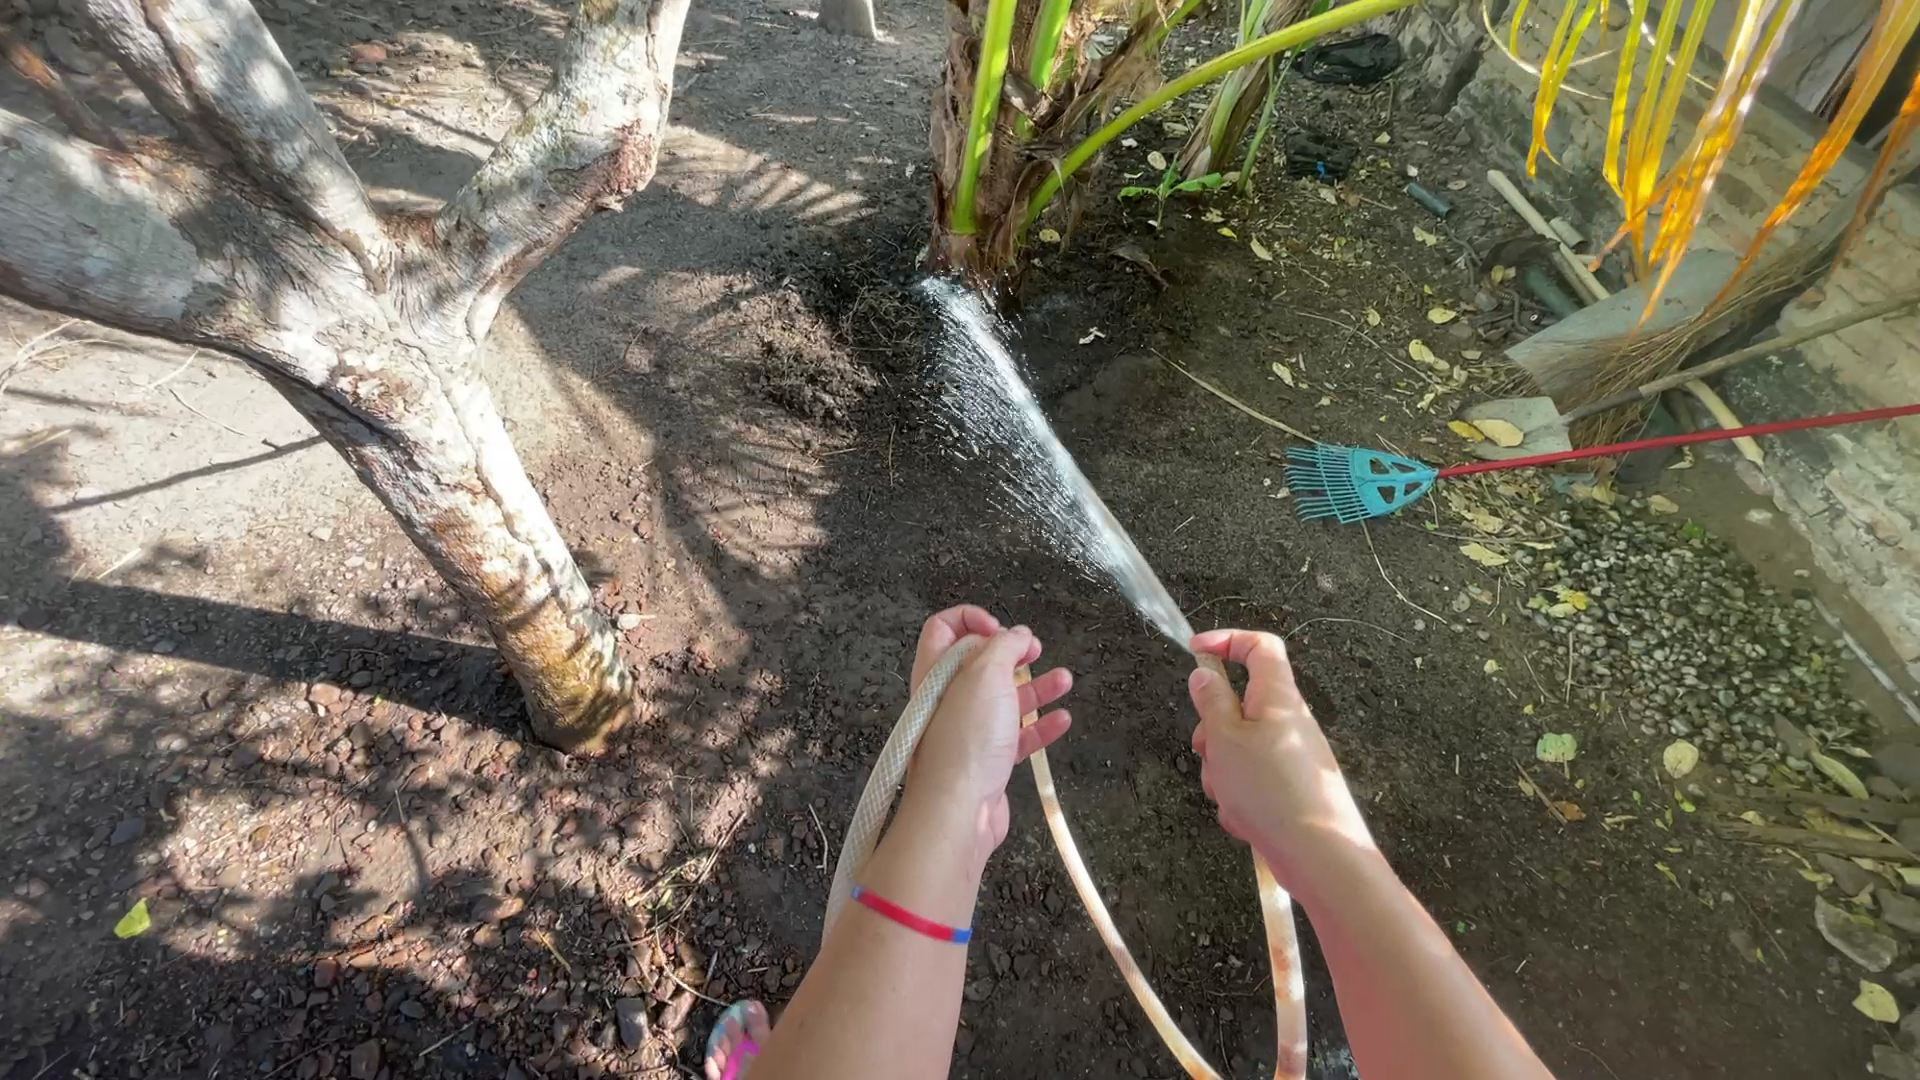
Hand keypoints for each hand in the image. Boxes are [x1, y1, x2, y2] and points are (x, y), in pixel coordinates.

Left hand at [903, 606, 1072, 863]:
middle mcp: (948, 697)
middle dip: (1010, 652)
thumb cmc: (967, 734)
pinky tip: (1062, 720)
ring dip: (1035, 687)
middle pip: (979, 663)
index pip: (942, 628)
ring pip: (1004, 699)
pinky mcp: (988, 761)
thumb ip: (1004, 647)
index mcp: (936, 671)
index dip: (970, 618)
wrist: (958, 809)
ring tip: (1064, 680)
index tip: (1000, 628)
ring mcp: (968, 730)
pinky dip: (1040, 726)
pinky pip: (1017, 736)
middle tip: (1034, 650)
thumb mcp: (986, 674)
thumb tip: (1017, 634)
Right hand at [1187, 629, 1372, 889]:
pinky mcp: (1290, 789)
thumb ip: (1211, 701)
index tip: (1195, 651)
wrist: (1321, 857)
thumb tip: (1204, 673)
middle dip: (1212, 728)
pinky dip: (1239, 795)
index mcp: (1277, 697)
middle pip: (1240, 704)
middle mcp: (1288, 722)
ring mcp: (1290, 757)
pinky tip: (1244, 817)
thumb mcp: (1226, 739)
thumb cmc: (1270, 789)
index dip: (1227, 640)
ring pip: (1240, 747)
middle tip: (1204, 748)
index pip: (1259, 646)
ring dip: (1222, 768)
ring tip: (1229, 793)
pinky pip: (1251, 779)